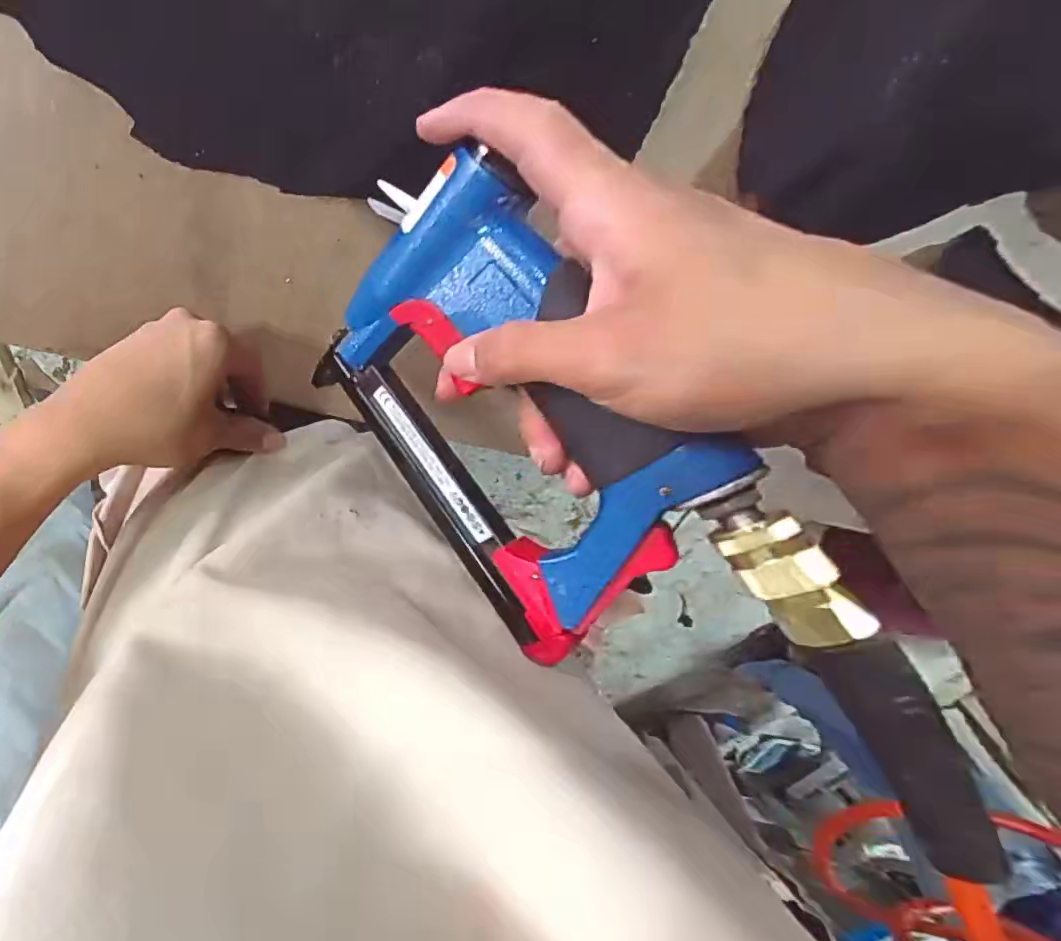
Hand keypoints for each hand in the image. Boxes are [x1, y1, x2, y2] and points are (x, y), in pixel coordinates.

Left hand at [44, 307, 284, 472]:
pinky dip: (175, 374)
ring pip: (192, 353)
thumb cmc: (154, 428)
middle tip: (224, 419)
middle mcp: (188, 322)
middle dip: (229, 387)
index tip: (254, 422)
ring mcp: (155, 327)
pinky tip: (162, 402)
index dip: (257, 397)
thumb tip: (276, 440)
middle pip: (222, 355)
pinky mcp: (130, 339)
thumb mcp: (205, 436)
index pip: (252, 366)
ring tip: (191, 413)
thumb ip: (245, 433)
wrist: (85, 421)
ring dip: (201, 380)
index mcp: (215, 340)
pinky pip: (165, 354)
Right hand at [414, 89, 1060, 492]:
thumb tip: (457, 357)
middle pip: (528, 273)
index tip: (426, 132)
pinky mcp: (671, 318)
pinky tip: (589, 457)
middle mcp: (624, 234)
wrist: (876, 371)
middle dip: (493, 342)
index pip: (534, 135)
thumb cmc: (735, 340)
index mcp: (609, 211)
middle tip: (462, 385)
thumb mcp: (604, 356)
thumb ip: (519, 353)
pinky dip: (585, 403)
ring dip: (546, 397)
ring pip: (563, 328)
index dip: (475, 121)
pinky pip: (602, 353)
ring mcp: (648, 279)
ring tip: (554, 454)